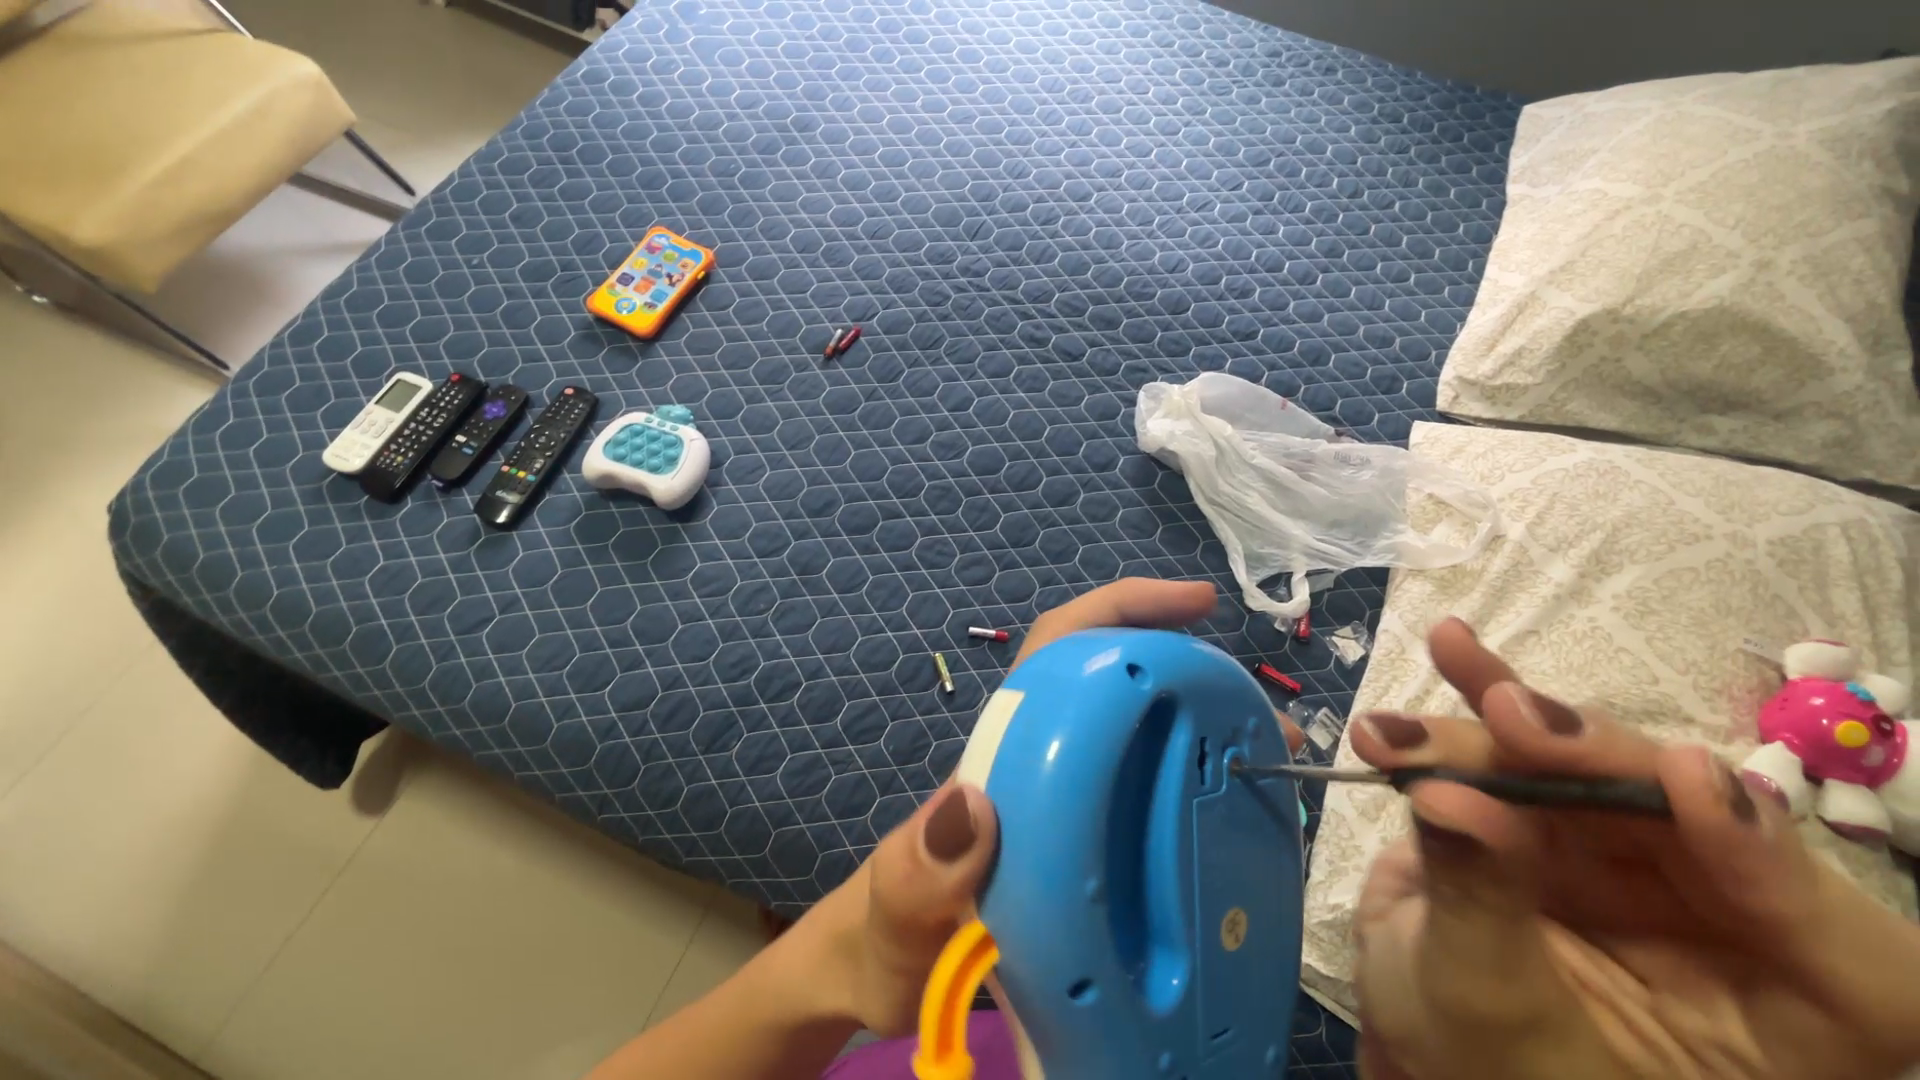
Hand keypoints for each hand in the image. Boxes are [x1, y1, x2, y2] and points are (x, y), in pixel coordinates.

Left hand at [801, 578, 1299, 1035]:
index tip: (1197, 605)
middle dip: (1192, 676)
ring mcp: (1062, 808)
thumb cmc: (885, 933)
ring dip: (1203, 743)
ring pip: (1139, 747)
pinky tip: (1234, 838)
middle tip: (1265, 719)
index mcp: (1002, 753)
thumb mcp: (899, 903)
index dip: (1123, 611)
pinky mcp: (1081, 855)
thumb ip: (923, 866)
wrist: (882, 977)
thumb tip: (976, 801)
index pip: (1061, 649)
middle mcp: (1038, 765)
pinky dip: (1191, 804)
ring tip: (1267, 774)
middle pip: (1117, 686)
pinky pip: (1144, 809)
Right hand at [1351, 619, 1919, 1079]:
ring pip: (1589, 766)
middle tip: (1506, 718)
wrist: (1409, 1038)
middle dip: (1589, 760)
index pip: (1838, 955)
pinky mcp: (1551, 814)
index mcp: (1768, 1024)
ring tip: (1414, 714)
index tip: (1685, 783)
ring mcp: (1628, 857)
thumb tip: (1448, 798)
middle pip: (1686, 820)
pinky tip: (1449, 652)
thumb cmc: (1472, 1065)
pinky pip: (1524, 750)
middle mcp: (1717, 922)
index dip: (1772, 862)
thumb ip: (1481, 905)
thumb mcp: (1481, 1002)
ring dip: (1493, 725)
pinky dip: (1474, 706)